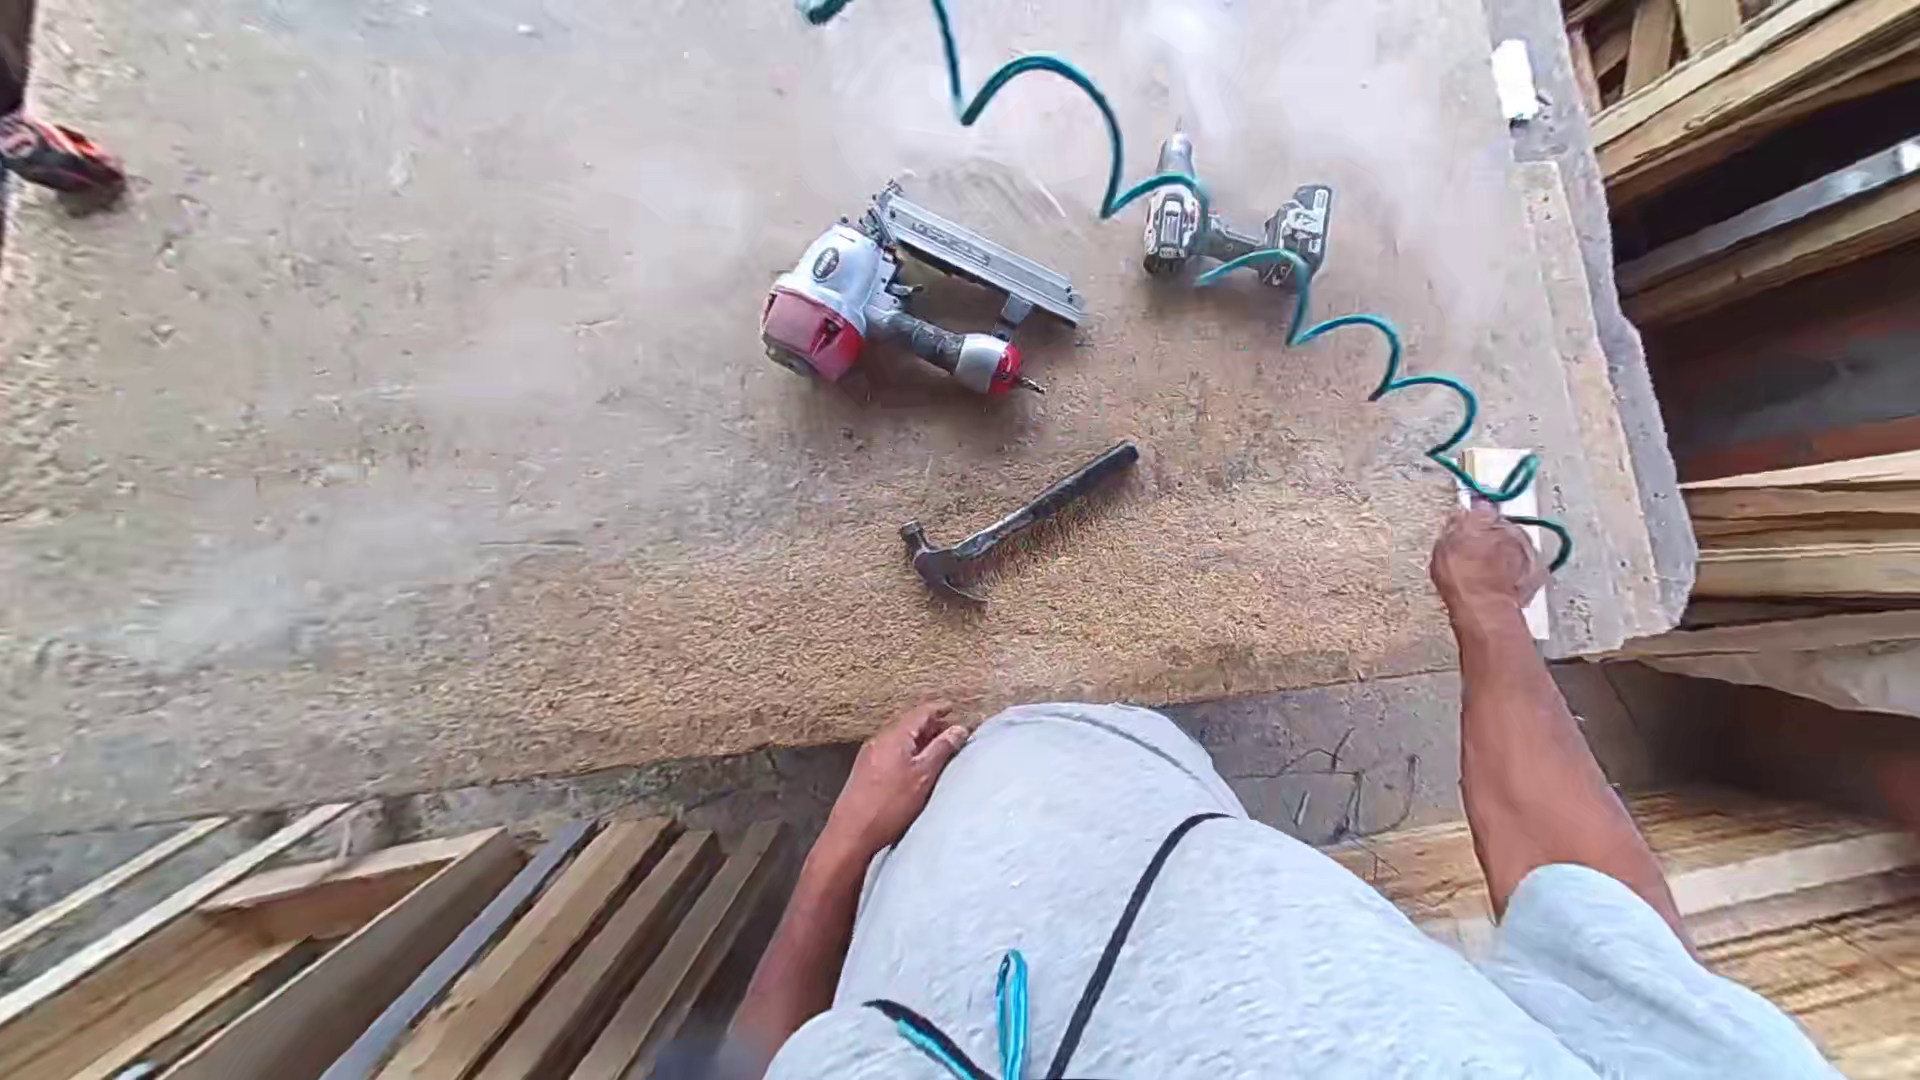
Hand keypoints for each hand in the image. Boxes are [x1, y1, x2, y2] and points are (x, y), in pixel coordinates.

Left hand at [821, 701, 968, 857]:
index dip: (939, 709)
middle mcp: (880, 739)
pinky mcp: (865, 770)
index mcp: (895, 735)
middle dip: (932, 726)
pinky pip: (891, 751)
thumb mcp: (924, 775)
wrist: (851, 833)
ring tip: (937, 751)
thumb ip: (942, 749)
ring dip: (919, 741)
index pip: (921, 712)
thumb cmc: (888, 805)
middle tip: (951, 733)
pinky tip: (914, 767)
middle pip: (910, 724)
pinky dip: (907, 752)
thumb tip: (958, 730)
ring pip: (900, 738)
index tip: (952, 709)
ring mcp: (870, 754)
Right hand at [1430, 499, 1545, 618]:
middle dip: (1490, 535)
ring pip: (1515, 544)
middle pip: (1500, 526)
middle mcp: (1511, 529)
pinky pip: (1525, 564)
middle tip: (1473, 551)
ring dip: (1504, 552)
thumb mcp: (1442, 548)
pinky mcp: (1539, 569)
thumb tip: (1459, 516)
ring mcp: (1529, 549)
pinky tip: (1499, 580)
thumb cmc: (1461, 577)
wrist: (1484, 604)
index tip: (1467, 519)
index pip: (1481, 506)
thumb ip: (1453, 527)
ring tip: (1485, 569)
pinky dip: (1515, 569)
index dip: (1474, 513)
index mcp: (1485, 519)